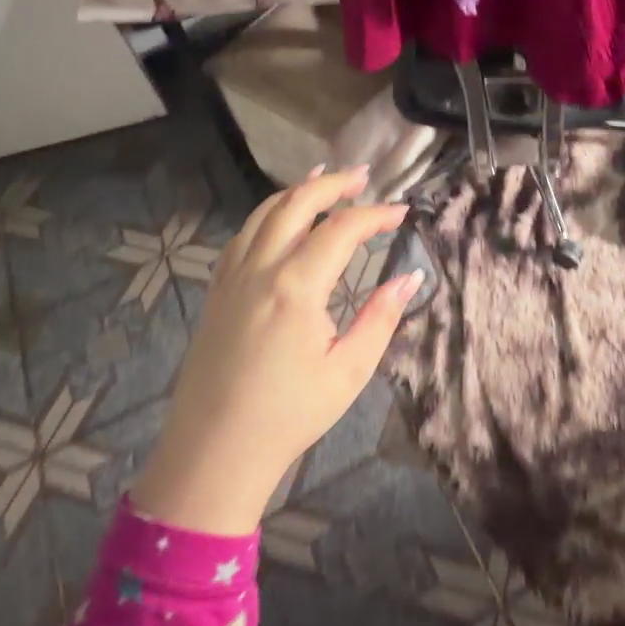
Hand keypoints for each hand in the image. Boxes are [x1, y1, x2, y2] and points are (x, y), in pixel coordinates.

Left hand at [131, 165, 421, 534]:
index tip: (401, 212)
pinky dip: (266, 215)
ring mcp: (231, 277)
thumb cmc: (289, 415)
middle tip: (363, 176)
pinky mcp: (216, 292)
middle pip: (296, 203)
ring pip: (263, 213)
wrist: (214, 449)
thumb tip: (410, 277)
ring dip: (296, 190)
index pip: (341, 229)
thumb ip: (380, 318)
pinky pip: (242, 236)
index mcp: (296, 287)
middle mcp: (260, 269)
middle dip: (333, 184)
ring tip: (323, 177)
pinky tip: (278, 219)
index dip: (375, 214)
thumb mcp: (348, 371)